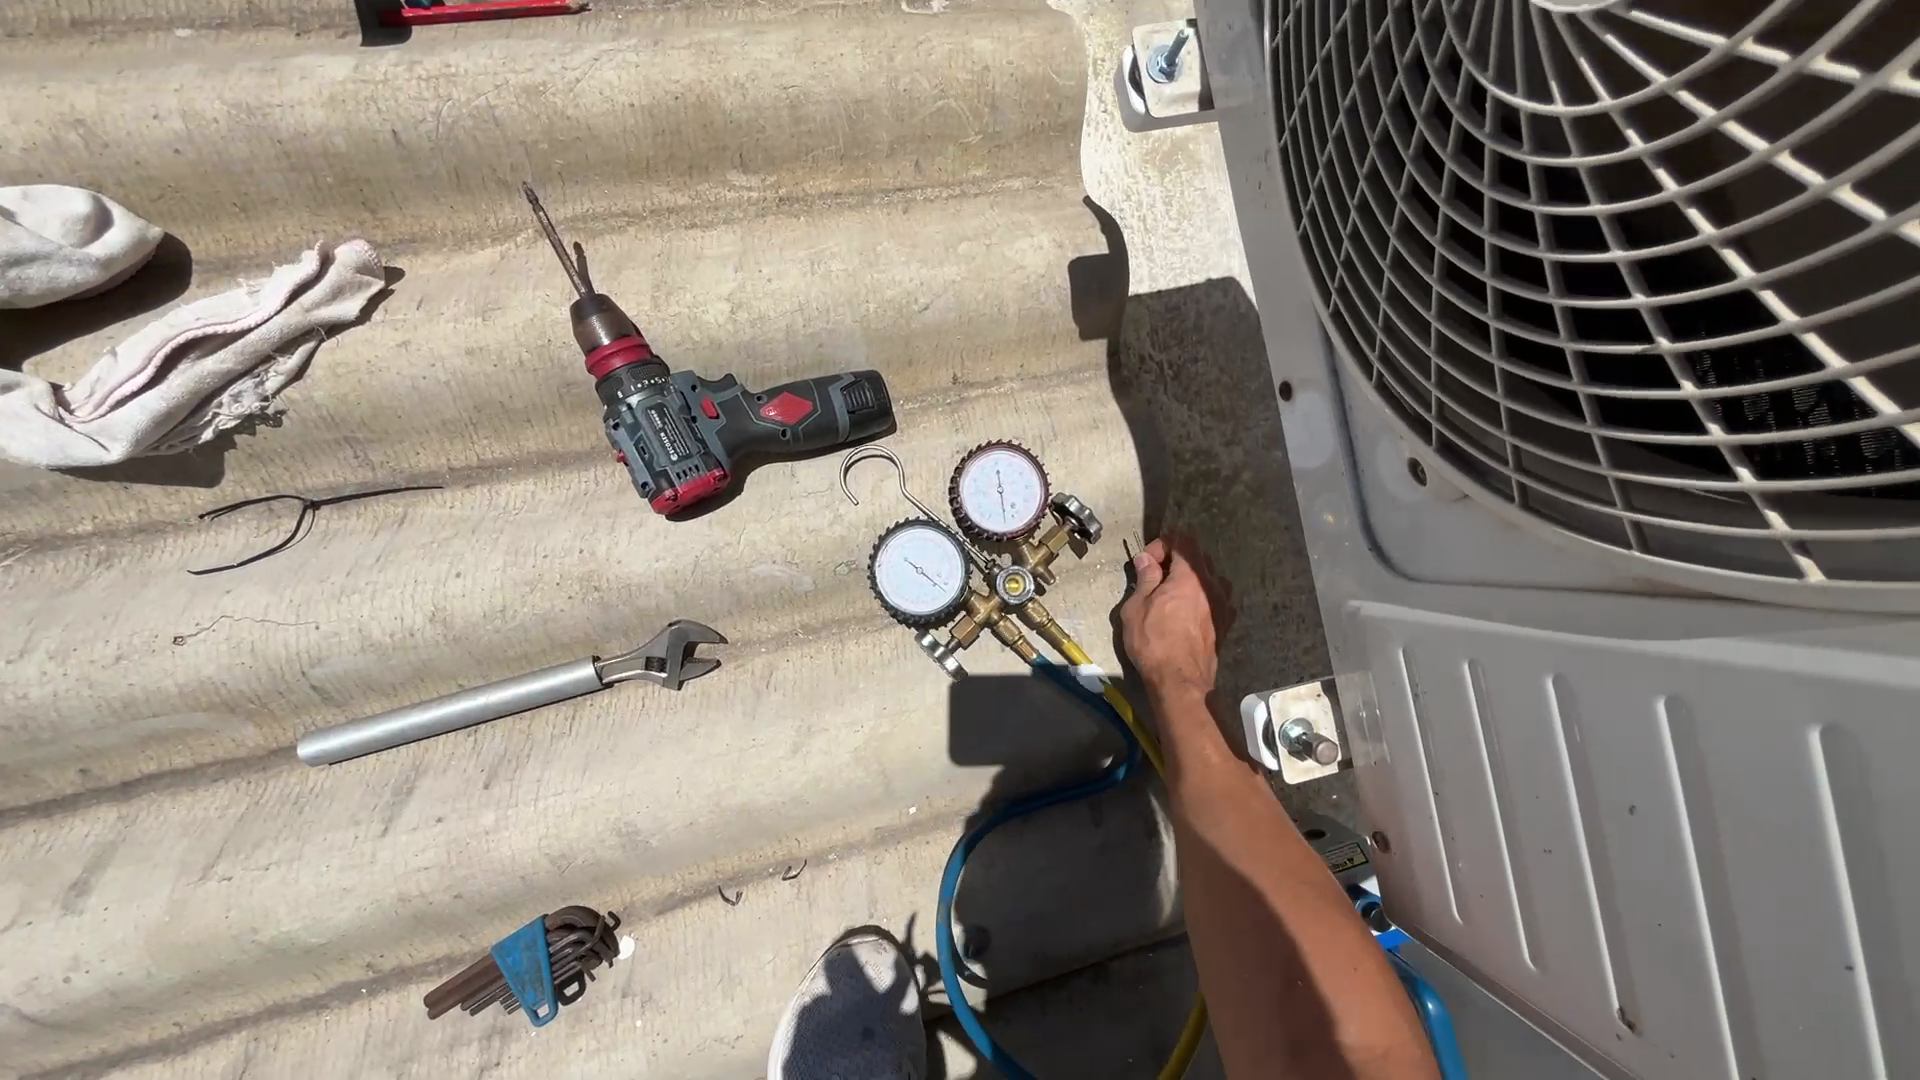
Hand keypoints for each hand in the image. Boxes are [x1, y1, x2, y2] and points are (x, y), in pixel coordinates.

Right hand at [1119, 533, 1233, 705]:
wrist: (1179, 681)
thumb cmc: (1153, 641)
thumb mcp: (1137, 607)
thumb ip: (1145, 578)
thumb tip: (1146, 560)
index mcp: (1190, 576)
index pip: (1182, 542)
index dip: (1161, 545)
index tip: (1145, 562)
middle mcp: (1212, 586)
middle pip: (1196, 558)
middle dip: (1173, 561)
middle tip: (1152, 577)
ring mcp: (1222, 606)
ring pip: (1205, 579)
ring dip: (1186, 580)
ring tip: (1167, 596)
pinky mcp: (1223, 624)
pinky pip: (1211, 599)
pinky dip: (1196, 598)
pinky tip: (1181, 614)